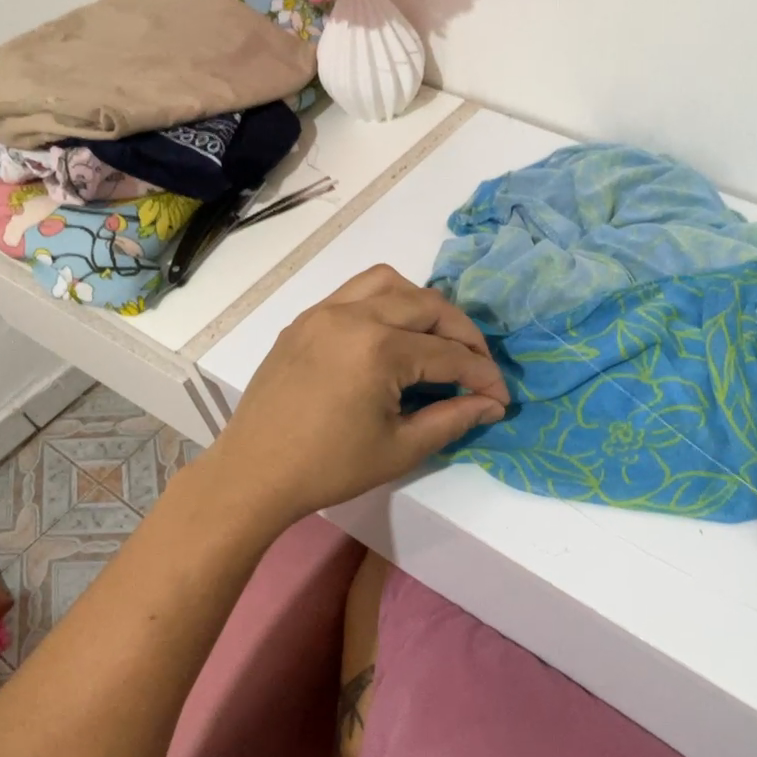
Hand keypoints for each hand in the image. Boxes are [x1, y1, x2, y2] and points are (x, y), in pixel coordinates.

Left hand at [199, 264, 508, 524]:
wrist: (255, 473)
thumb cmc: (329, 468)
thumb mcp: (400, 449)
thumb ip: (452, 419)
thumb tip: (491, 404)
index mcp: (379, 349)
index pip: (449, 354)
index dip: (483, 377)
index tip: (501, 398)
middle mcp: (353, 316)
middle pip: (428, 305)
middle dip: (463, 334)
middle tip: (476, 367)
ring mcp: (323, 312)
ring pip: (389, 283)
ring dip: (423, 305)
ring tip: (437, 339)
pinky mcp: (304, 321)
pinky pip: (354, 292)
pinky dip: (384, 303)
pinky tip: (391, 336)